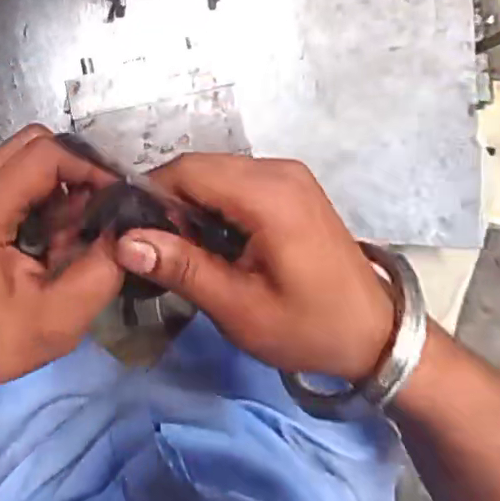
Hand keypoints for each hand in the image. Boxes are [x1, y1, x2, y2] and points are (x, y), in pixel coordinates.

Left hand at [0, 126, 125, 399]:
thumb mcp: (61, 316)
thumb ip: (103, 267)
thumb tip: (128, 226)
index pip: (45, 154)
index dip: (89, 167)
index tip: (117, 196)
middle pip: (35, 143)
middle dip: (76, 170)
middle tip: (98, 210)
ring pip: (28, 156)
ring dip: (61, 185)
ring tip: (72, 233)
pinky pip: (18, 176)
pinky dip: (45, 195)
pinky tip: (52, 237)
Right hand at [114, 154, 394, 380]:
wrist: (375, 334)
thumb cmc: (309, 326)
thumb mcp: (240, 308)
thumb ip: (183, 268)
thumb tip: (124, 242)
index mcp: (269, 195)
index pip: (187, 171)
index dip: (151, 196)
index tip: (132, 234)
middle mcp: (278, 170)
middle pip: (200, 167)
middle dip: (168, 201)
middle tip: (157, 249)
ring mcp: (288, 174)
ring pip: (214, 172)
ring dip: (189, 204)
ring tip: (184, 250)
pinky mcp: (291, 185)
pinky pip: (235, 180)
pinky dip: (212, 204)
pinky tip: (214, 241)